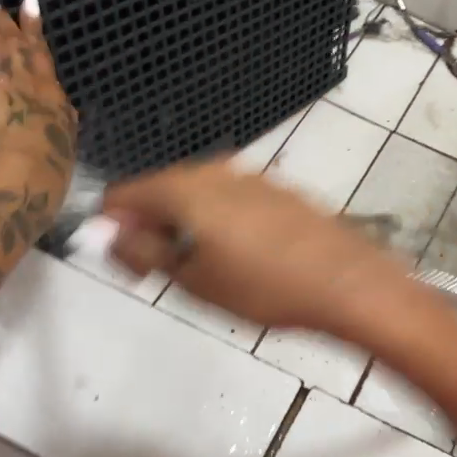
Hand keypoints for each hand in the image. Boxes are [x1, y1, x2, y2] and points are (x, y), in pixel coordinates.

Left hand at [0, 0, 77, 182]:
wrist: (30, 168)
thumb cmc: (48, 168)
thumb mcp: (62, 148)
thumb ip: (61, 130)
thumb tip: (67, 119)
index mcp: (59, 105)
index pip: (49, 73)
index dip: (44, 52)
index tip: (40, 38)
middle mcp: (44, 86)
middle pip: (36, 50)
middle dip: (30, 26)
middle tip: (27, 3)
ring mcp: (21, 80)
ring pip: (12, 44)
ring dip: (4, 24)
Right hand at [101, 160, 425, 339]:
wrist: (348, 281)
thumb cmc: (263, 287)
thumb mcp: (192, 279)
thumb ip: (143, 250)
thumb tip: (108, 231)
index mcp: (184, 187)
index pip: (121, 195)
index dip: (114, 230)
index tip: (132, 266)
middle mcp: (214, 169)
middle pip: (159, 191)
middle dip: (152, 228)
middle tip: (168, 274)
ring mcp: (251, 176)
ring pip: (197, 196)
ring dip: (187, 227)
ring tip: (209, 271)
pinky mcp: (279, 189)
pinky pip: (230, 200)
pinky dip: (221, 223)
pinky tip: (245, 258)